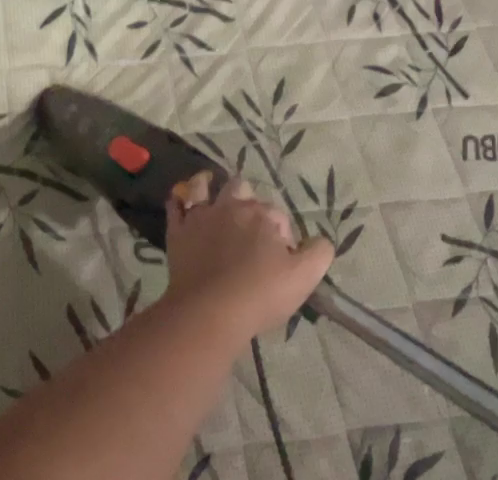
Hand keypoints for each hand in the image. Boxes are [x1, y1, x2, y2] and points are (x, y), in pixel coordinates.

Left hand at [161, 173, 334, 339]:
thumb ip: (318, 253)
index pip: (279, 216)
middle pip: (243, 192)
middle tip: (251, 230)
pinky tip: (181, 200)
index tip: (281, 259)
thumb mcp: (303, 278)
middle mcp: (231, 206)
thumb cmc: (260, 295)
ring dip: (210, 185)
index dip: (283, 235)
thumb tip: (321, 240)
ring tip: (212, 189)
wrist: (209, 311)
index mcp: (263, 215)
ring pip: (205, 186)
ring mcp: (201, 215)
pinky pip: (176, 204)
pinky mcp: (178, 230)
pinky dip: (180, 198)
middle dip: (249, 203)